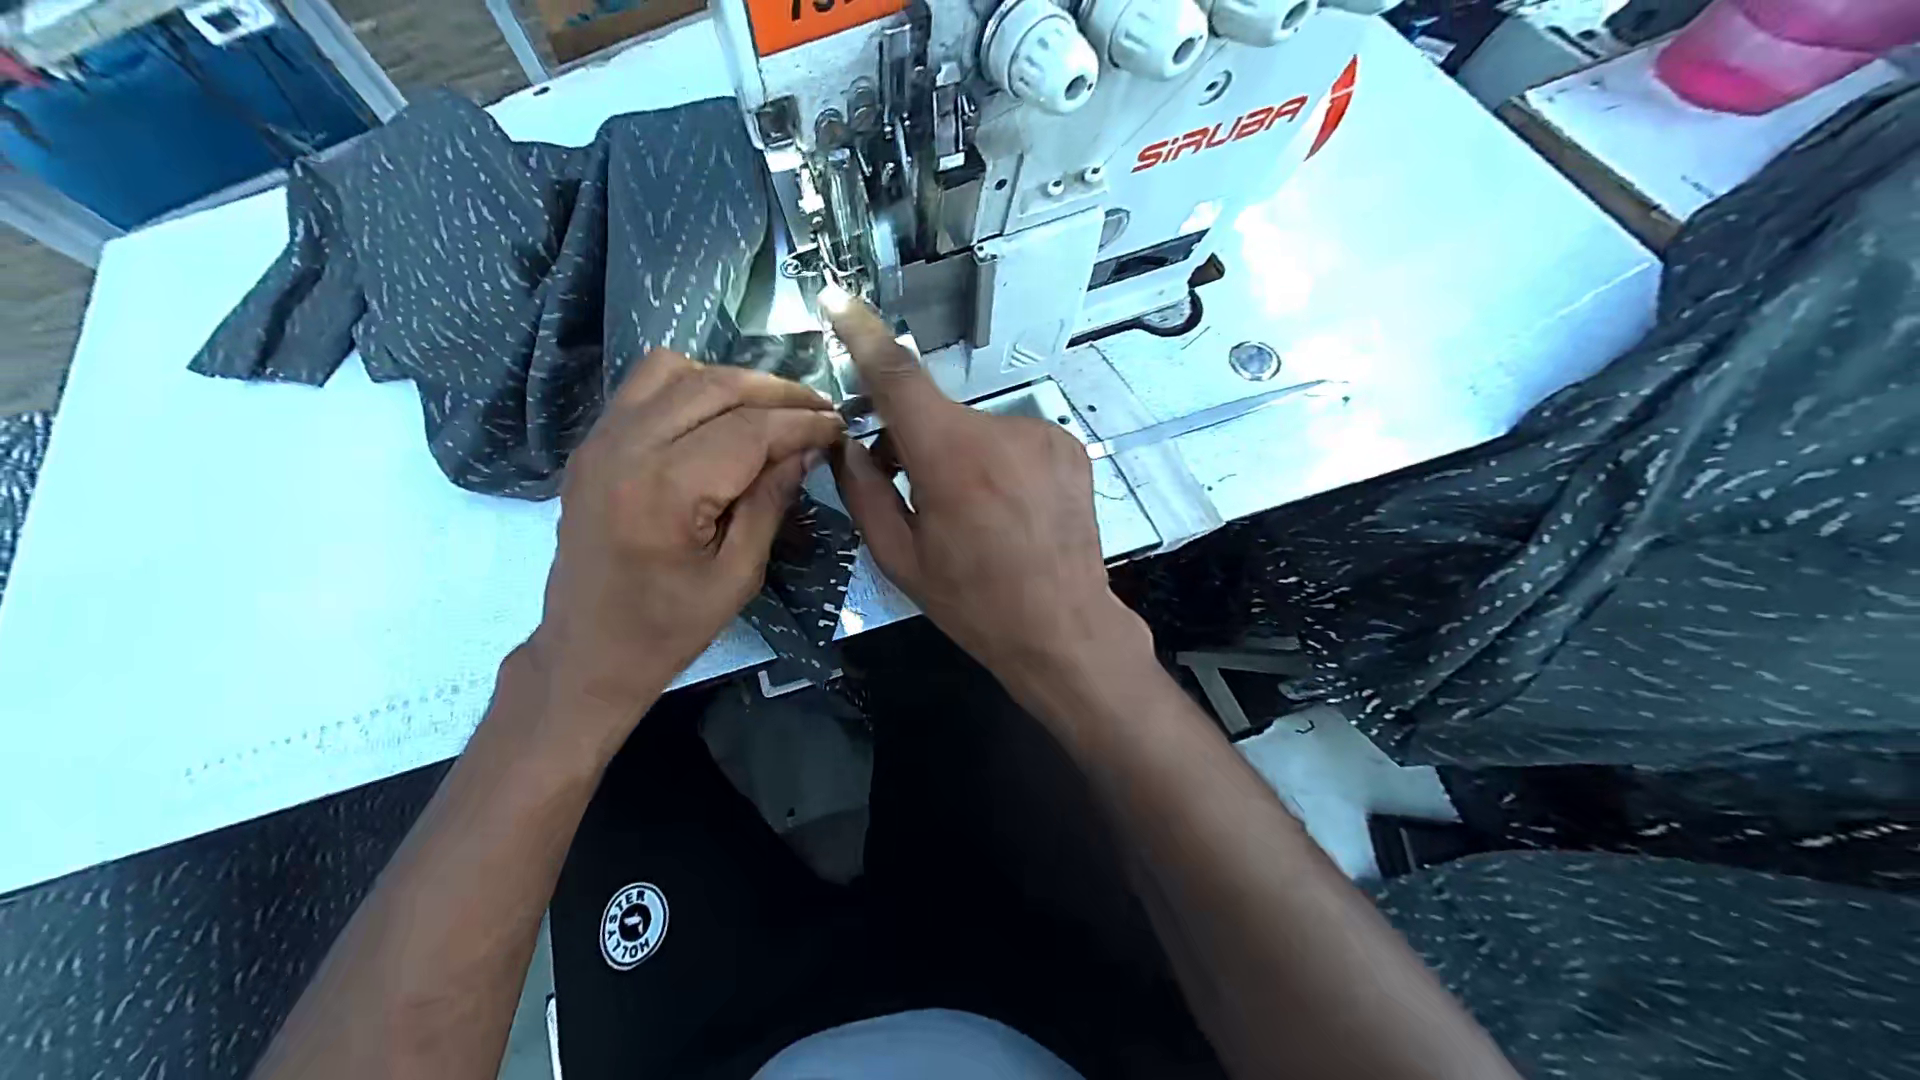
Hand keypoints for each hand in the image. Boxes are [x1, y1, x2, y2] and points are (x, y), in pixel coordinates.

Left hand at [530, 348, 842, 721]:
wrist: (587, 651)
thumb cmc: (669, 627)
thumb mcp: (739, 574)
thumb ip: (772, 500)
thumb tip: (809, 446)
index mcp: (665, 490)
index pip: (749, 429)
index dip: (801, 421)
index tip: (838, 425)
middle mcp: (626, 448)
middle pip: (715, 386)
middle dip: (777, 392)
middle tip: (818, 409)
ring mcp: (601, 440)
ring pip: (675, 370)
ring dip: (732, 382)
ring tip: (771, 410)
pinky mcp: (592, 444)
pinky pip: (644, 386)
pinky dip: (691, 385)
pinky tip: (720, 415)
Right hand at [827, 298, 1150, 685]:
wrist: (1064, 628)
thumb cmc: (975, 603)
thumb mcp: (901, 559)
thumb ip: (864, 492)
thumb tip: (846, 444)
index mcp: (951, 457)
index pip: (898, 376)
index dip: (864, 335)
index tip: (840, 301)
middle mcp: (1001, 430)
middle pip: (936, 415)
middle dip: (914, 443)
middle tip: (913, 493)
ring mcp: (1042, 434)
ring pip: (975, 431)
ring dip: (959, 457)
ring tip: (974, 515)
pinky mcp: (1067, 445)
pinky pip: (1011, 440)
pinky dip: (997, 463)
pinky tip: (1009, 509)